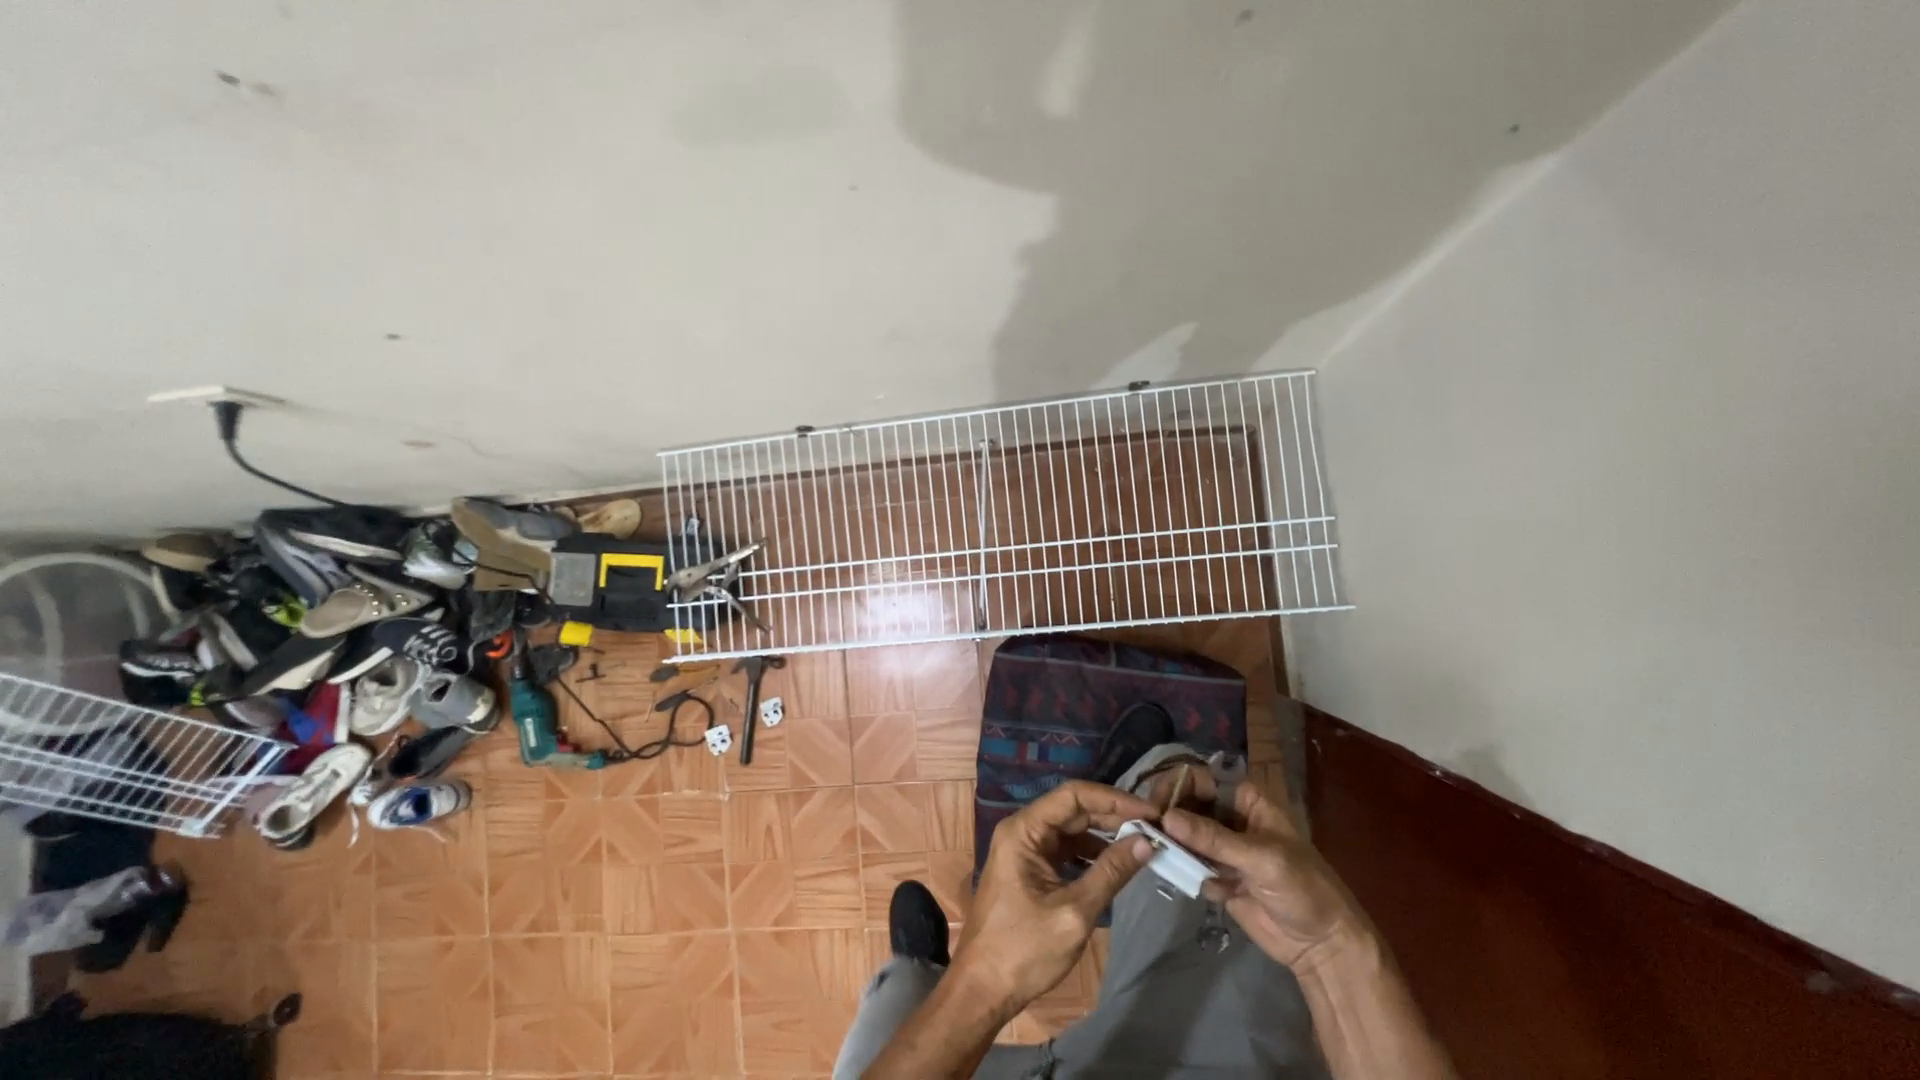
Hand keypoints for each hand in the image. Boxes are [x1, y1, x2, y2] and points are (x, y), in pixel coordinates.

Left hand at [952, 780, 1157, 1007]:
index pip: (1073, 795)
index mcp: (1023, 831)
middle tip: (1155, 827)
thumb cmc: (1024, 950)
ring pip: (1072, 829)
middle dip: (1114, 815)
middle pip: (1073, 809)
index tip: (1150, 812)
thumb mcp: (1074, 911)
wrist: (984, 988)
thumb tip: (1146, 842)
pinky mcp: (1030, 869)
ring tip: (1143, 843)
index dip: (1114, 799)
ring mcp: (1024, 850)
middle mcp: (1022, 831)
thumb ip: (1110, 872)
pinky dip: (1092, 853)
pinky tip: (1117, 863)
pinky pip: (1066, 849)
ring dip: (1106, 834)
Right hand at [1161, 782, 1364, 969]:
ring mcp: (1222, 849)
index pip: (1203, 779)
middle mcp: (1230, 819)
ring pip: (1183, 835)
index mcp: (1247, 801)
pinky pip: (1187, 865)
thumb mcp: (1261, 859)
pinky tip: (1172, 873)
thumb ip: (1214, 838)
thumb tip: (1166, 818)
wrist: (1321, 944)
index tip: (1156, 805)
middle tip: (1146, 829)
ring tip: (1151, 851)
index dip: (1177, 785)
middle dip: (1167, 814)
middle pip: (1187, 804)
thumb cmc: (1303, 889)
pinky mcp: (1216, 877)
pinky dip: (1178, 868)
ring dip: (1169, 843)